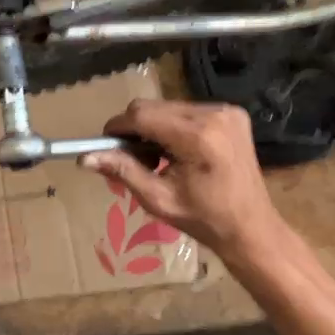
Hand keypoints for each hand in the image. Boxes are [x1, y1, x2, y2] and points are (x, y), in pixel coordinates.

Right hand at [81, 101, 286, 256]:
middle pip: (153, 107)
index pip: (142, 115)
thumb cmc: (203, 218)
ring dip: (153, 128)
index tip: (105, 145)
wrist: (250, 227)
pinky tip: (177, 152)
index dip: (118, 127)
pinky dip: (173, 126)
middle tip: (133, 160)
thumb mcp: (157, 199)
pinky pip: (186, 110)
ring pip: (168, 107)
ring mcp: (226, 111)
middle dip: (135, 129)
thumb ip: (122, 171)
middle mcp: (214, 115)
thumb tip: (84, 158)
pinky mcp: (232, 113)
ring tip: (157, 159)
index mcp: (198, 137)